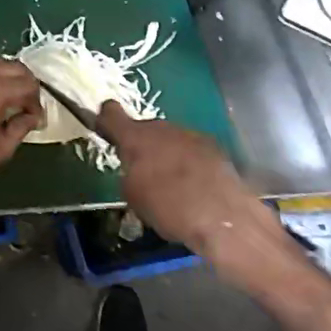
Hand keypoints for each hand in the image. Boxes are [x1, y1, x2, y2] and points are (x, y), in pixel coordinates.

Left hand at [0, 59, 41, 197]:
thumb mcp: (2, 146)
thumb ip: (22, 126)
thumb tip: (34, 117)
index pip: (29, 85)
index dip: (37, 103)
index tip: (36, 119)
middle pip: (17, 68)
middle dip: (28, 86)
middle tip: (29, 107)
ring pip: (1, 64)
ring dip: (13, 78)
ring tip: (15, 100)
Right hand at [103, 104, 293, 276]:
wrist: (224, 218)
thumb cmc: (169, 208)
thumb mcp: (133, 196)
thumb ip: (129, 173)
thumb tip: (135, 168)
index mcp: (135, 138)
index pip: (111, 113)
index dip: (106, 120)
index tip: (106, 132)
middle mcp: (162, 128)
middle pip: (144, 129)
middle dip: (142, 146)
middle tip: (143, 172)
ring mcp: (190, 135)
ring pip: (169, 139)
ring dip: (167, 154)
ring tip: (173, 184)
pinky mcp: (214, 147)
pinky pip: (191, 149)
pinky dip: (189, 162)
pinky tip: (195, 186)